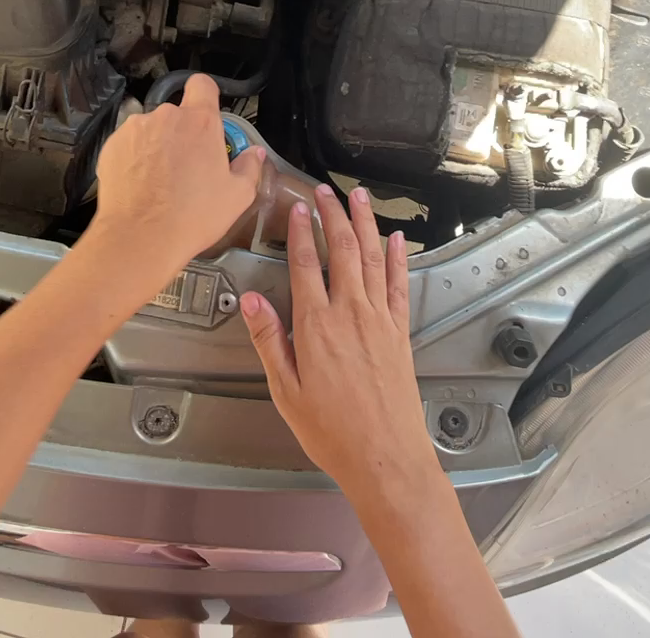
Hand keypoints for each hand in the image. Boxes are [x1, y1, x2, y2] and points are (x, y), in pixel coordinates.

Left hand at [87, 73, 265, 293]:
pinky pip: (129, 144)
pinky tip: (141, 186)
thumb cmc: (191, 217)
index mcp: (200, 122)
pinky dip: (134, 158)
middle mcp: (166, 117)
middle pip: (177, 114)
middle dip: (182, 134)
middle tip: (188, 167)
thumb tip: (253, 153)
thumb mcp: (237, 196)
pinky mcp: (112, 145)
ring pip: (151, 129)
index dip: (205, 96)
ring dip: (157, 146)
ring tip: (161, 181)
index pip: (203, 85)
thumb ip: (249, 167)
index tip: (207, 115)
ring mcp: (135, 129)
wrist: (140, 238)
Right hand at [241, 184, 437, 499]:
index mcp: (316, 325)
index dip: (300, 231)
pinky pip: (398, 284)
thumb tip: (251, 301)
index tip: (297, 207)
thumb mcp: (285, 390)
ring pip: (371, 257)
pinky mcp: (399, 331)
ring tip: (358, 197)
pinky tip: (397, 239)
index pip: (305, 264)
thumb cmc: (332, 431)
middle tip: (325, 190)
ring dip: (364, 223)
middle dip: (332, 215)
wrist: (386, 459)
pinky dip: (397, 257)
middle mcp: (350, 313)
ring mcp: (379, 319)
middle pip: (341, 249)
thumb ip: (269, 340)